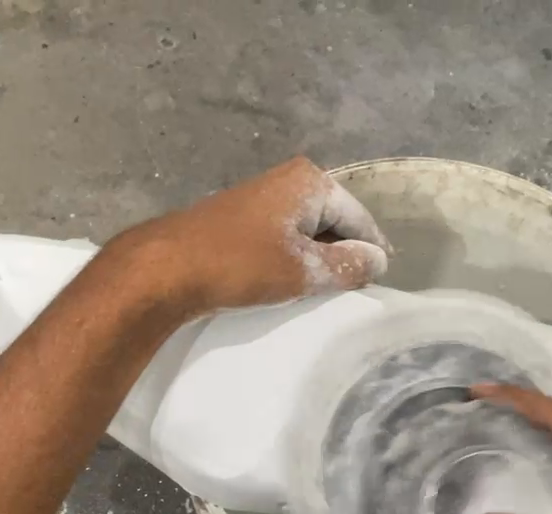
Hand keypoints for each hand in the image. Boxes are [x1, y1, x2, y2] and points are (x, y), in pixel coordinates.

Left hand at [112, 157, 391, 317]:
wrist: (170, 268)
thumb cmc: (243, 265)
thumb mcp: (305, 271)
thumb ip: (350, 266)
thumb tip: (379, 261)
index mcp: (312, 182)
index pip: (360, 219)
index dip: (373, 253)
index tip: (381, 285)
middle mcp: (292, 180)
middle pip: (336, 223)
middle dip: (347, 256)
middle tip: (355, 294)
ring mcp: (267, 198)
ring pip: (311, 233)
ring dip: (321, 261)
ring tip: (327, 294)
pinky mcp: (248, 219)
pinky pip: (288, 239)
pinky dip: (297, 260)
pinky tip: (295, 284)